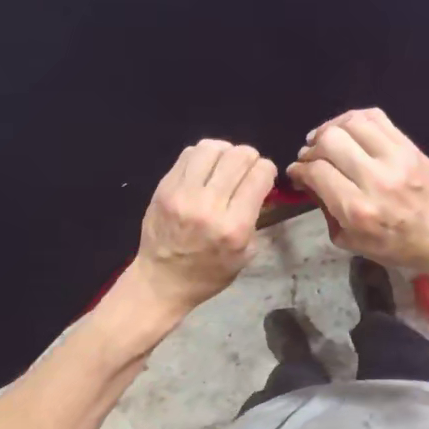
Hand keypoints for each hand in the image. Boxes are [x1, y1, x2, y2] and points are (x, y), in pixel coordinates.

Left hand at [125, 139, 277, 315]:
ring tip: (223, 165)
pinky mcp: (164, 188)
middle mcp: (208, 206)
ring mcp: (182, 194)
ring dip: (225, 152)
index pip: (259, 175)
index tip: (263, 178)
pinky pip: (188, 154)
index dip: (267, 171)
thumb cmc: (208, 274)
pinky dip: (202, 156)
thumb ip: (256, 217)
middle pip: (239, 156)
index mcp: (234, 227)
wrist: (161, 280)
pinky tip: (204, 169)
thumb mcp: (245, 254)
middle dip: (249, 158)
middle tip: (245, 170)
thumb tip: (261, 186)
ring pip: (212, 147)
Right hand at [287, 108, 428, 274]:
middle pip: (330, 141)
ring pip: (351, 123)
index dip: (299, 168)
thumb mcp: (347, 239)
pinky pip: (375, 117)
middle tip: (310, 157)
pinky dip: (353, 119)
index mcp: (358, 210)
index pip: (317, 172)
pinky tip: (346, 130)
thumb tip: (305, 178)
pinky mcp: (410, 147)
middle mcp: (376, 180)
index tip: (296, 171)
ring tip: (325, 139)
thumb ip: (324, 207)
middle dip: (312, 148)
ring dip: (330, 129)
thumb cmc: (390, 244)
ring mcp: (397, 159)